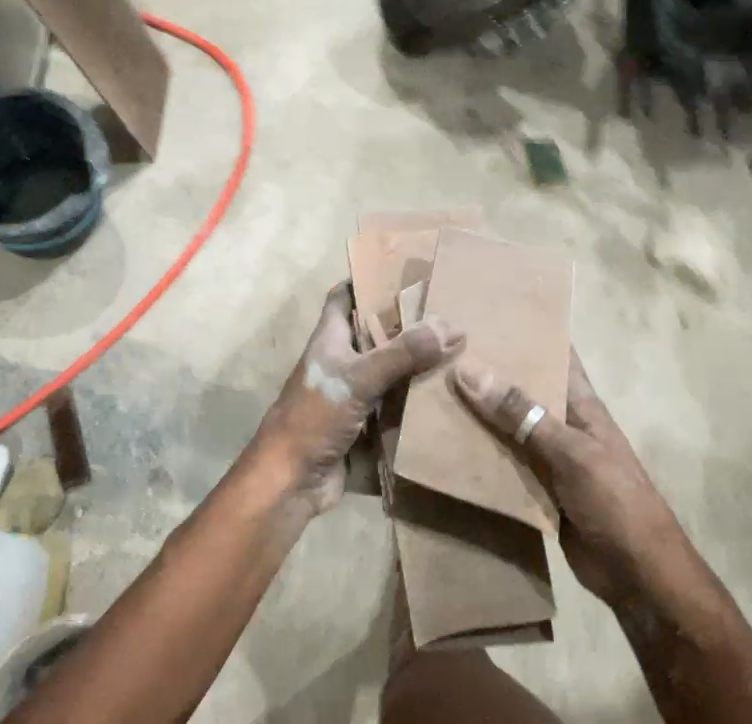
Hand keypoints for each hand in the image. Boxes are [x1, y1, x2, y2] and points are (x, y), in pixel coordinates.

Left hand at [249, 283, 463, 515]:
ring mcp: (351, 394)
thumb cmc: (313, 418)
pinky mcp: (363, 425)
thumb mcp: (358, 378)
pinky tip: (449, 397)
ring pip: (388, 370)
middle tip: (452, 311)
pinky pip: (394, 406)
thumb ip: (401, 353)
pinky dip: (415, 401)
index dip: (369, 279)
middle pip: (374, 332)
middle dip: (407, 324)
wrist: (290, 481)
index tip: (407, 271)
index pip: (345, 295)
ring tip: (461, 350)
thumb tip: (449, 326)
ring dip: (416, 364)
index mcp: (329, 338)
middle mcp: (340, 360)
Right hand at [448, 352, 658, 606]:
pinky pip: (499, 463)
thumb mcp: (570, 452)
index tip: (484, 305)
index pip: (553, 352)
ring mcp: (546, 457)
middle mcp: (560, 423)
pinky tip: (439, 443)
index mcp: (580, 404)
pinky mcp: (533, 489)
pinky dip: (474, 454)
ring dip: (473, 413)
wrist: (639, 577)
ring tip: (425, 386)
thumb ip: (522, 414)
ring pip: (504, 426)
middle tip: (435, 345)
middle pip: (519, 388)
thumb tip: (468, 369)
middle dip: (486, 369)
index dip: (526, 328)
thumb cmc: (616, 502)